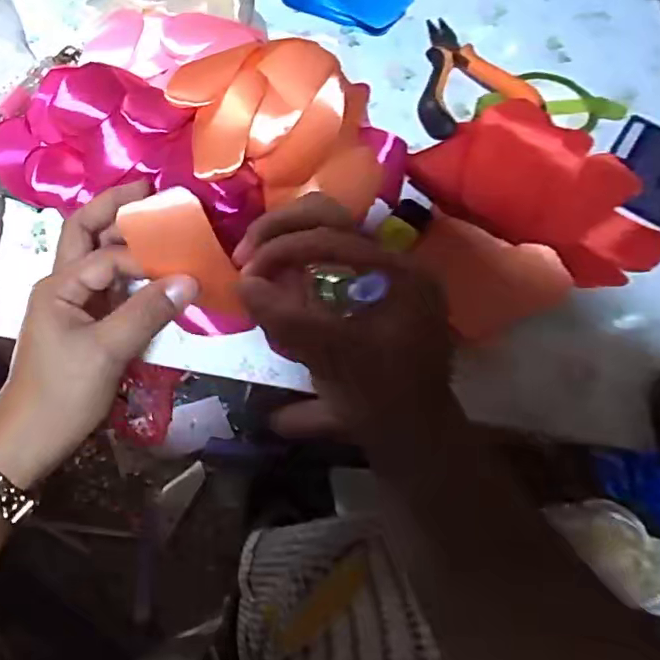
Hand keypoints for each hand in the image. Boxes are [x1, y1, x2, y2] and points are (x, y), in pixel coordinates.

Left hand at [0, 182, 197, 486]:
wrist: (30, 439)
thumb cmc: (61, 393)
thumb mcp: (105, 352)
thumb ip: (146, 313)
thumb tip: (190, 279)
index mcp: (58, 285)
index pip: (105, 255)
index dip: (142, 257)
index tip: (179, 264)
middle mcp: (61, 284)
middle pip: (85, 232)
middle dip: (113, 208)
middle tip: (149, 190)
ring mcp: (72, 302)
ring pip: (96, 256)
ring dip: (121, 236)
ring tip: (155, 221)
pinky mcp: (84, 321)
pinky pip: (108, 284)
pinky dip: (129, 271)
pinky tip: (152, 269)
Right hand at [235, 196, 455, 440]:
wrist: (415, 440)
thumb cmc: (384, 402)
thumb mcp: (335, 363)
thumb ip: (289, 321)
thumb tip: (243, 283)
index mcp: (399, 273)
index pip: (332, 237)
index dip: (281, 248)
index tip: (246, 270)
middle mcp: (392, 262)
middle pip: (329, 220)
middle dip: (281, 232)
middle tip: (245, 255)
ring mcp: (379, 274)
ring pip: (325, 233)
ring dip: (284, 243)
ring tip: (254, 267)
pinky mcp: (364, 289)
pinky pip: (324, 258)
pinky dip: (293, 262)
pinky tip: (272, 282)